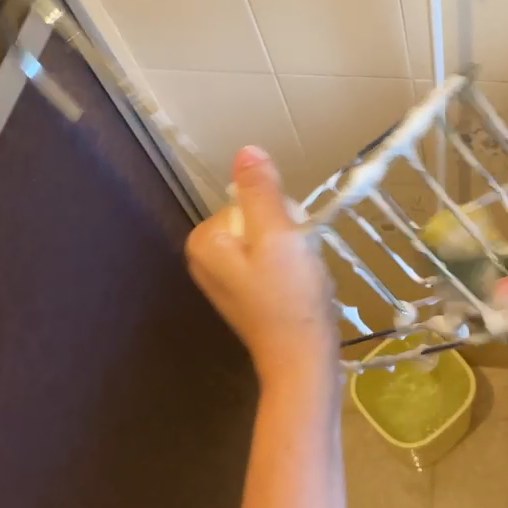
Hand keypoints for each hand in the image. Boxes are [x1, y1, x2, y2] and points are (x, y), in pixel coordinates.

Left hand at [185, 146, 336, 390]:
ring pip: (269, 239)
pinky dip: (291, 271)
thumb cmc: (290, 298)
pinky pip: (272, 262)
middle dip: (286, 234)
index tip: (290, 244)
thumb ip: (262, 191)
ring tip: (300, 279)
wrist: (302, 358)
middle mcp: (206, 257)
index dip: (280, 215)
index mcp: (206, 241)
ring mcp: (225, 277)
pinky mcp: (245, 293)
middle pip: (258, 217)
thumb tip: (246, 150)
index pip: (250, 199)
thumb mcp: (278, 236)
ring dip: (293, 253)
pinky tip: (298, 290)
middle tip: (297, 264)